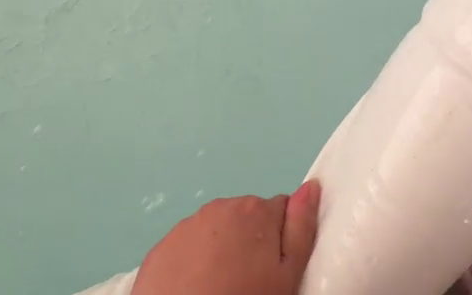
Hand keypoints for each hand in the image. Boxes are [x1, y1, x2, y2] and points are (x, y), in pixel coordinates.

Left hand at [132, 181, 320, 294]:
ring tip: (220, 289)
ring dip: (220, 252)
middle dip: (249, 244)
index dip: (278, 242)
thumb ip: (302, 228)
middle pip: (245, 220)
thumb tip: (310, 186)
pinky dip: (191, 263)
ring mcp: (187, 225)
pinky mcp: (160, 248)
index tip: (272, 269)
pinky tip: (193, 290)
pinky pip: (186, 247)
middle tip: (247, 282)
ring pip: (215, 232)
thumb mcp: (287, 276)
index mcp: (257, 210)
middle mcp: (222, 206)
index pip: (279, 213)